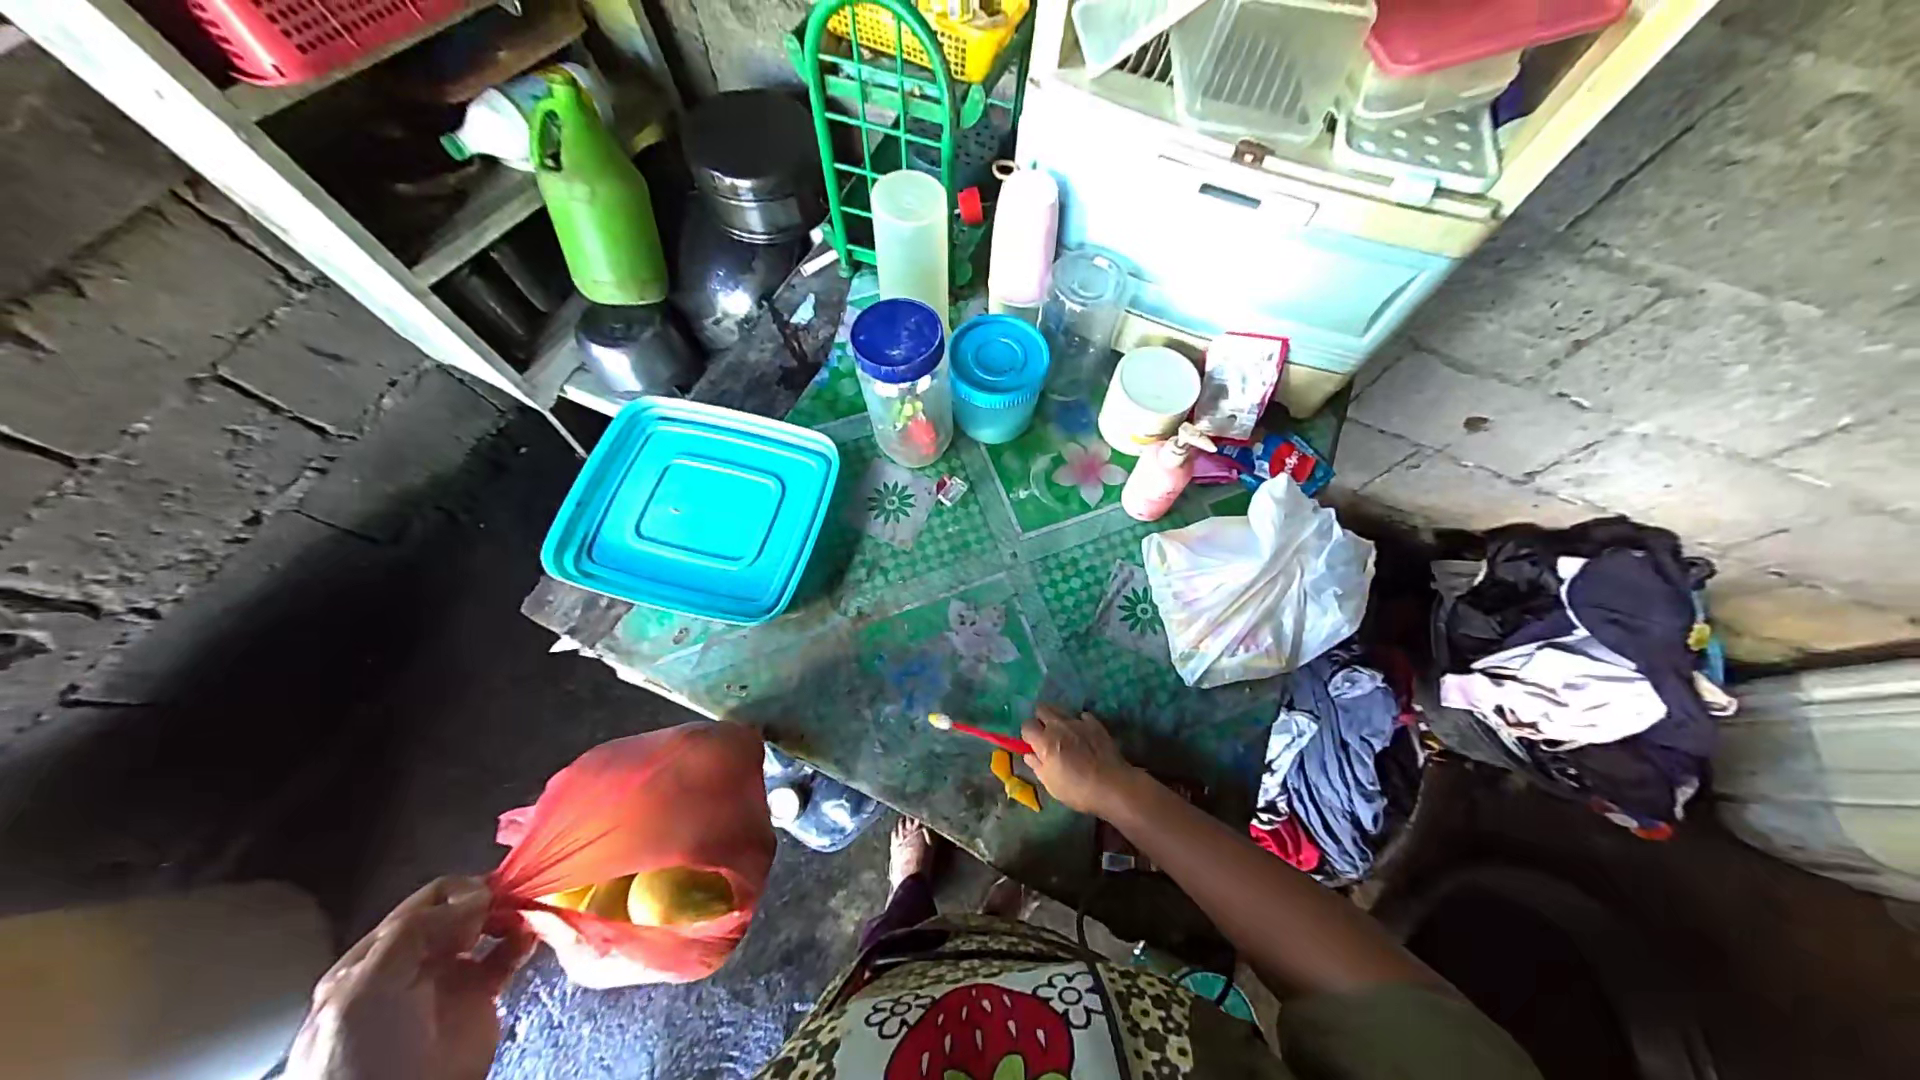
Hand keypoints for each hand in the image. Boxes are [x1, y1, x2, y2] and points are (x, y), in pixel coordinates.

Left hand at [286, 876, 534, 1079]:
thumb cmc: (362, 1058)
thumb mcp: (366, 992)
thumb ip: (413, 935)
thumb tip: (478, 894)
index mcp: (377, 955)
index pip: (427, 901)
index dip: (462, 892)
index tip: (492, 895)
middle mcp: (415, 959)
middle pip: (462, 909)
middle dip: (493, 898)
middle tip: (516, 903)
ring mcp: (449, 978)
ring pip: (489, 926)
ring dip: (512, 914)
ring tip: (528, 917)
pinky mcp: (479, 997)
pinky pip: (507, 955)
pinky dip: (524, 939)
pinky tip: (531, 937)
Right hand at [1021, 705, 1140, 817]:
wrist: (1112, 786)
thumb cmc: (1077, 790)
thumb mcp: (1051, 784)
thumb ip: (1037, 766)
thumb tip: (1029, 755)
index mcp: (1044, 741)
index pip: (1027, 725)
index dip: (1028, 735)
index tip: (1034, 746)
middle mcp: (1059, 726)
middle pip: (1042, 709)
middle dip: (1041, 720)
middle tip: (1047, 736)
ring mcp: (1078, 722)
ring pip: (1061, 710)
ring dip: (1059, 720)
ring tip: (1066, 735)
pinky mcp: (1095, 723)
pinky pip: (1082, 716)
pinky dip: (1080, 723)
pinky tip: (1085, 736)